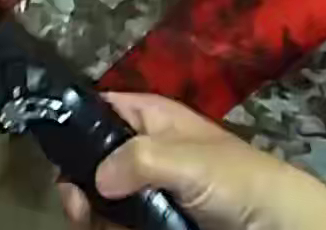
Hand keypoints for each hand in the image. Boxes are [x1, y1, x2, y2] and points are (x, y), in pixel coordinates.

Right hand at [58, 93, 325, 229]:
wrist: (270, 222)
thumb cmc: (232, 176)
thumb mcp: (188, 160)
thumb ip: (142, 159)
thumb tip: (94, 177)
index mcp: (152, 117)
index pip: (105, 107)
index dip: (78, 122)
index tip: (56, 150)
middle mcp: (145, 147)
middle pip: (95, 156)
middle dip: (80, 178)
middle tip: (76, 204)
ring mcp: (149, 185)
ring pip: (101, 193)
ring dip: (90, 209)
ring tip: (89, 220)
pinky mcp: (153, 217)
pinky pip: (117, 220)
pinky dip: (106, 227)